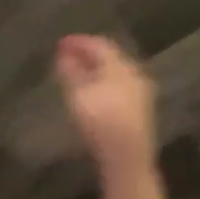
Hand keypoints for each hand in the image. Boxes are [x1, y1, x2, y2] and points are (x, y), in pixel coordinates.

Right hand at [55, 35, 156, 169]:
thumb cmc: (101, 121)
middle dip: (87, 54)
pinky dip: (102, 81)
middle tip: (67, 56)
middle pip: (109, 57)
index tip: (60, 44)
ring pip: (114, 72)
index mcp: (120, 66)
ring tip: (76, 73)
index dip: (78, 42)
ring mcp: (140, 91)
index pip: (99, 45)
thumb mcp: (77, 94)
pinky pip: (119, 85)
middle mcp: (133, 74)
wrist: (128, 156)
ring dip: (95, 68)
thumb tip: (63, 56)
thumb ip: (70, 72)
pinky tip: (92, 90)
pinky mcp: (140, 108)